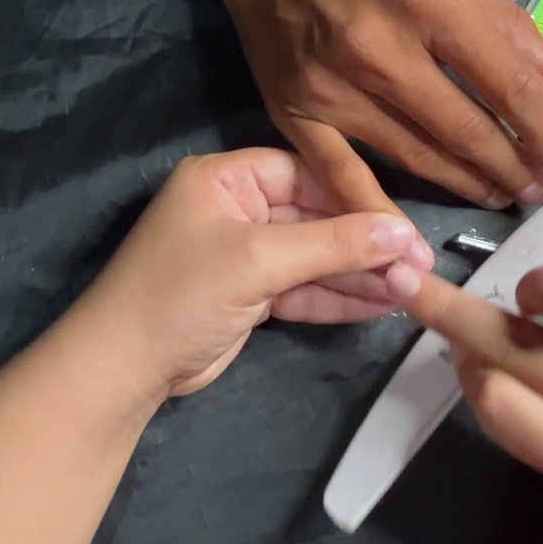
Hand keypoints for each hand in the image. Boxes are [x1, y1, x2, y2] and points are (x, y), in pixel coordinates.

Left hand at [72, 148, 432, 399]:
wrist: (124, 369)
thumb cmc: (182, 292)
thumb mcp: (258, 260)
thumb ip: (333, 244)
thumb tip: (404, 234)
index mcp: (226, 179)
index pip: (306, 174)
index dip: (357, 199)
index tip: (406, 225)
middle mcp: (237, 209)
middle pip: (315, 219)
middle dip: (364, 245)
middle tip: (418, 266)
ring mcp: (245, 255)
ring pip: (314, 258)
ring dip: (358, 275)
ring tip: (410, 289)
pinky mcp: (251, 295)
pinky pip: (303, 289)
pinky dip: (337, 298)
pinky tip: (380, 304)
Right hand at [202, 0, 542, 213]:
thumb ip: (504, 24)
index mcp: (428, 1)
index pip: (507, 84)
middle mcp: (381, 49)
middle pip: (466, 130)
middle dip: (513, 168)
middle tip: (537, 190)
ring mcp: (334, 89)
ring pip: (416, 156)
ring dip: (466, 184)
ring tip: (498, 195)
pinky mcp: (297, 116)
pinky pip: (343, 176)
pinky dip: (378, 211)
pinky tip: (413, 239)